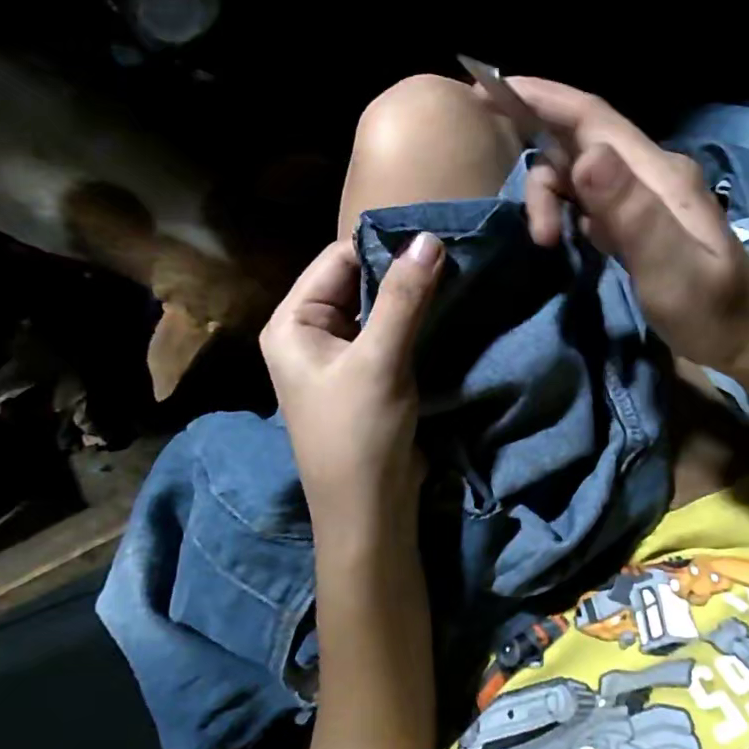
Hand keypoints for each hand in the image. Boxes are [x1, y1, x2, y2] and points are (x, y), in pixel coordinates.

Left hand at [258, 234, 443, 549]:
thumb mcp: (379, 361)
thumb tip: (429, 238)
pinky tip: (445, 312)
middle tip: (452, 256)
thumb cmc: (360, 434)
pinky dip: (415, 323)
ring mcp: (340, 357)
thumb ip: (403, 299)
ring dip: (411, 298)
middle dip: (400, 272)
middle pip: (356, 282)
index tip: (434, 238)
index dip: (382, 246)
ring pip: (378, 309)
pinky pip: (390, 334)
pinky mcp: (367, 376)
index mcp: (292, 323)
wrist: (369, 510)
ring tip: (455, 277)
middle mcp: (310, 334)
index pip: (336, 260)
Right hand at [500, 77, 748, 379]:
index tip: (488, 88)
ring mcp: (646, 198)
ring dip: (553, 201)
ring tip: (549, 244)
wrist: (745, 339)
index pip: (594, 119)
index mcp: (660, 174)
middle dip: (543, 176)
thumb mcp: (672, 269)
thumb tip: (586, 157)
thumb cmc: (711, 311)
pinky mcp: (640, 222)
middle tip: (538, 235)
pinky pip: (591, 201)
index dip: (543, 99)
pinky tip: (567, 241)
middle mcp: (652, 174)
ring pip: (580, 174)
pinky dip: (568, 213)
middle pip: (580, 144)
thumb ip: (633, 214)